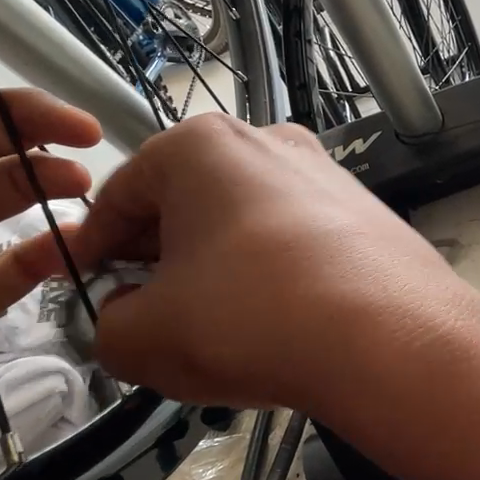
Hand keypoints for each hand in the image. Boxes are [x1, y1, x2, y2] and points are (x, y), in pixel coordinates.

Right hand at [67, 114, 479, 431]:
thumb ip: (107, 323)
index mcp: (203, 145)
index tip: (89, 286)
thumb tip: (127, 314)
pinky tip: (277, 317)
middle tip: (147, 309)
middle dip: (160, 252)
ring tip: (215, 322)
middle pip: (189, 199)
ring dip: (220, 262)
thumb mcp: (141, 337)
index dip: (93, 246)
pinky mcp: (367, 209)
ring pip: (247, 218)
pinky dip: (275, 267)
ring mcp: (327, 172)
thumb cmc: (251, 317)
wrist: (390, 333)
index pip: (121, 192)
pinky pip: (298, 235)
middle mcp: (271, 141)